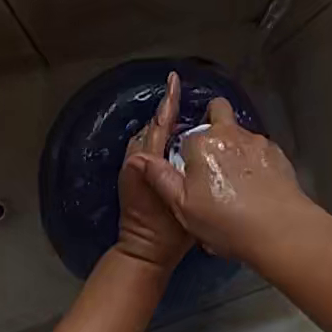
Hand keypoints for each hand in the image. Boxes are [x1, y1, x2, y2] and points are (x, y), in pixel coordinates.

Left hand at [116, 72, 193, 269]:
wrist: (145, 252)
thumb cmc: (165, 229)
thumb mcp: (178, 200)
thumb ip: (178, 171)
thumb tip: (186, 144)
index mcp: (148, 160)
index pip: (161, 123)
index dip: (169, 101)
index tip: (174, 79)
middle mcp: (138, 157)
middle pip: (157, 126)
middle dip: (172, 114)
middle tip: (195, 107)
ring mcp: (136, 165)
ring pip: (154, 136)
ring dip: (168, 127)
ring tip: (191, 123)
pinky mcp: (139, 174)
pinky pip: (152, 147)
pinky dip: (164, 140)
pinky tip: (182, 143)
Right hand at [130, 96, 316, 264]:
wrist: (279, 229)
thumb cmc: (226, 221)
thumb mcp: (183, 206)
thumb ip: (161, 178)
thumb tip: (140, 158)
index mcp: (202, 142)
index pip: (188, 133)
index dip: (187, 149)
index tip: (190, 169)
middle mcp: (230, 133)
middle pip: (219, 111)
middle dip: (213, 122)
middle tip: (211, 160)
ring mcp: (257, 141)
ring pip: (241, 133)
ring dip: (235, 147)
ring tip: (236, 182)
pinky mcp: (277, 153)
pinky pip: (260, 149)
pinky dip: (255, 161)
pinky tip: (256, 186)